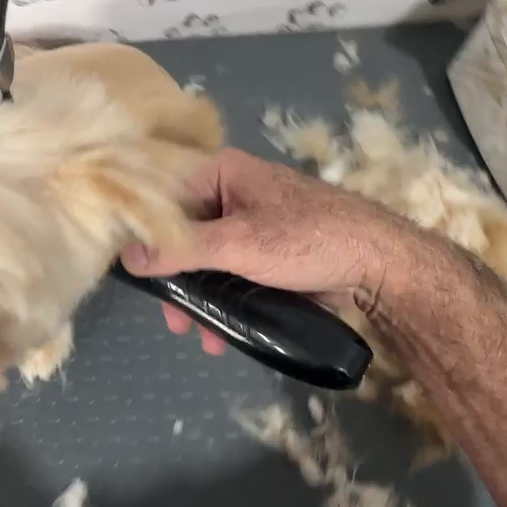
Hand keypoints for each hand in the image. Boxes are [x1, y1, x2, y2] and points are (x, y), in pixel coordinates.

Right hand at [119, 147, 421, 352]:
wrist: (382, 264)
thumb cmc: (307, 239)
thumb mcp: (237, 245)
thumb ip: (179, 251)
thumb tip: (125, 258)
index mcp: (220, 171)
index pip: (163, 196)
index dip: (143, 234)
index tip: (133, 274)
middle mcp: (230, 189)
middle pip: (183, 233)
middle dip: (177, 281)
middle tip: (173, 320)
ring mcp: (250, 219)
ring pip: (206, 257)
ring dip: (201, 298)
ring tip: (201, 335)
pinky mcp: (267, 248)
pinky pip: (230, 271)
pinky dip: (223, 298)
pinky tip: (222, 332)